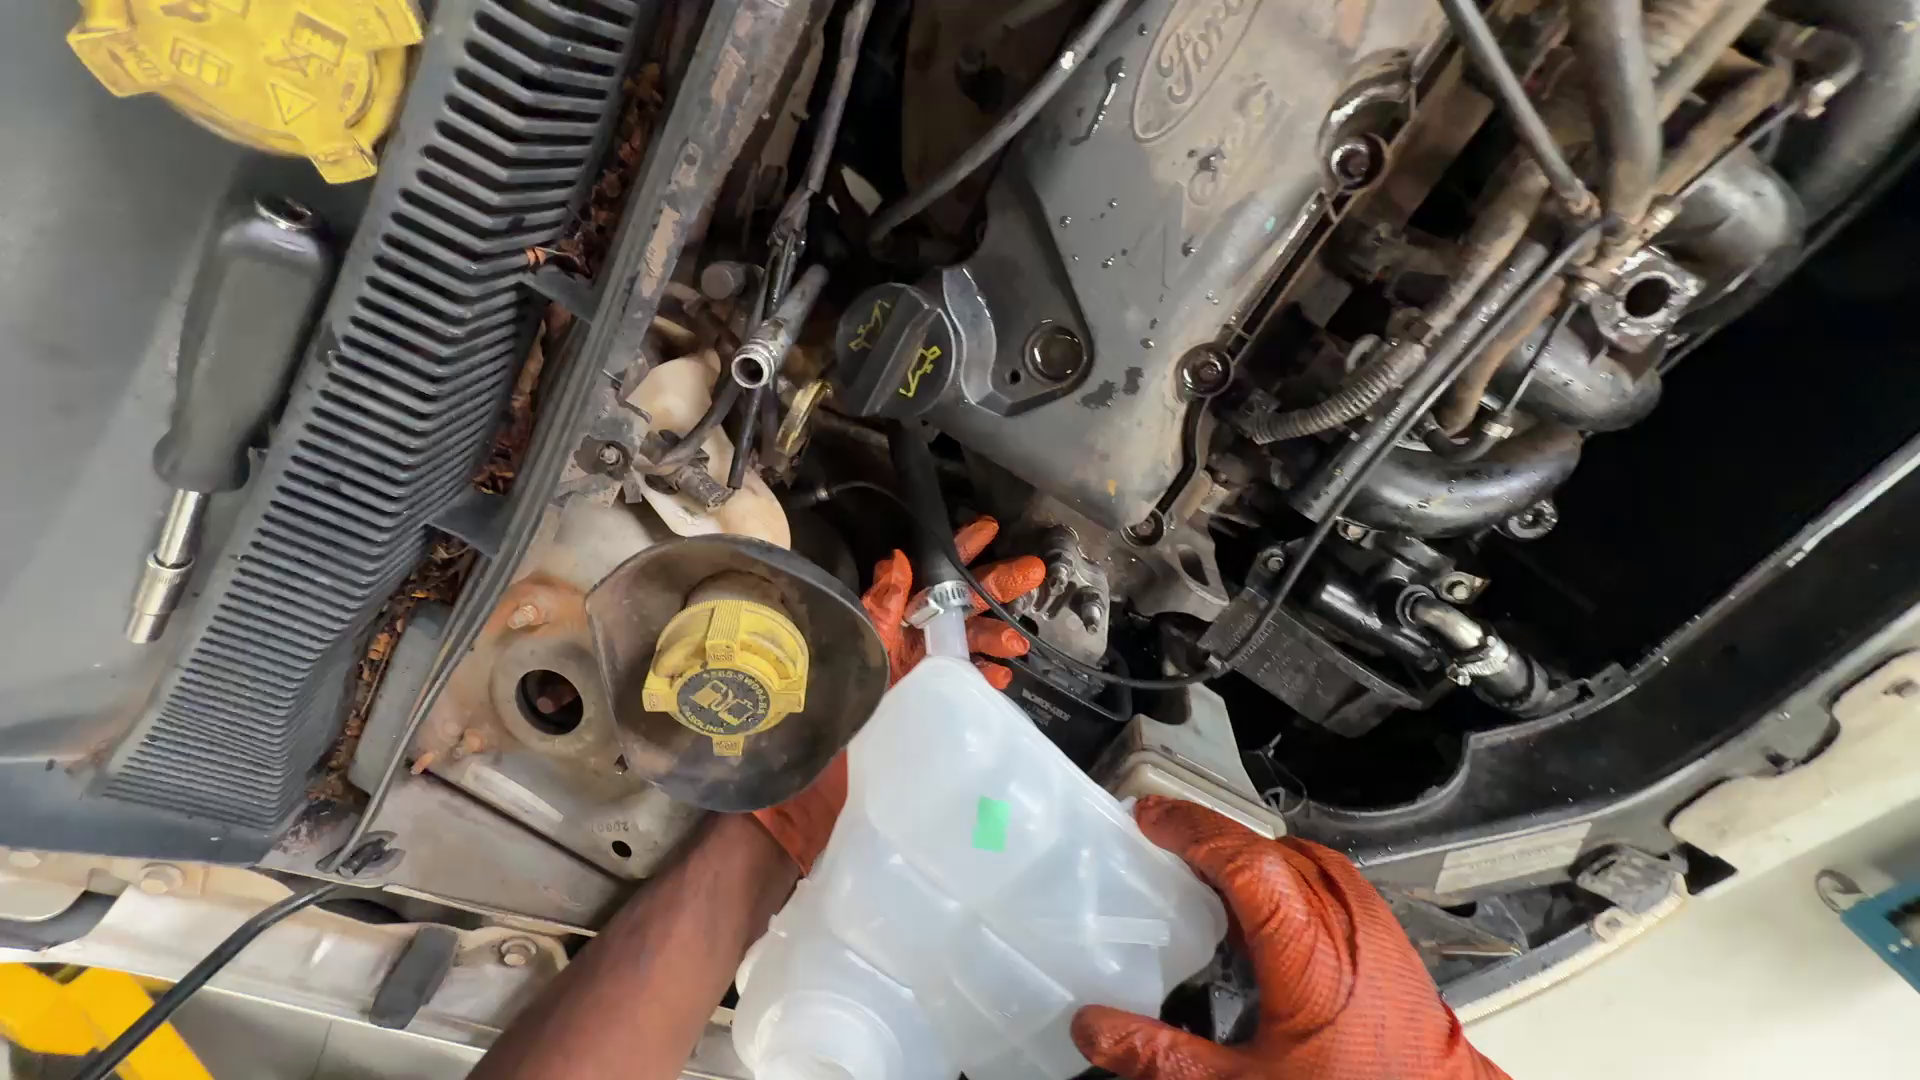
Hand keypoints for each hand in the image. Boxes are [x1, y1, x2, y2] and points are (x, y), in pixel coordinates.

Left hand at [860, 516, 1045, 688]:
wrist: (854, 719)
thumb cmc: (856, 666)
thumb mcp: (868, 628)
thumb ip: (884, 599)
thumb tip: (897, 559)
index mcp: (910, 604)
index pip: (940, 570)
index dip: (965, 547)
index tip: (989, 528)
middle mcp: (929, 623)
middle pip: (971, 598)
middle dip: (1002, 583)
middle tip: (1032, 571)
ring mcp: (939, 652)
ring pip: (978, 635)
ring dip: (999, 635)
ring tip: (1015, 642)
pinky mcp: (945, 682)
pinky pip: (973, 674)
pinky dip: (989, 674)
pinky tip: (1000, 675)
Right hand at [1072, 797, 1508, 1079]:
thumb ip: (1164, 1056)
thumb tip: (1094, 1028)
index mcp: (1309, 943)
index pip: (1241, 856)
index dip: (1190, 827)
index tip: (1147, 817)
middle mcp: (1340, 914)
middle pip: (1260, 846)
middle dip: (1203, 832)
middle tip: (1155, 833)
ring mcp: (1364, 915)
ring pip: (1288, 854)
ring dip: (1237, 849)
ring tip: (1194, 860)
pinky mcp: (1376, 926)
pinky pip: (1314, 873)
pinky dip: (1271, 870)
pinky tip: (1250, 901)